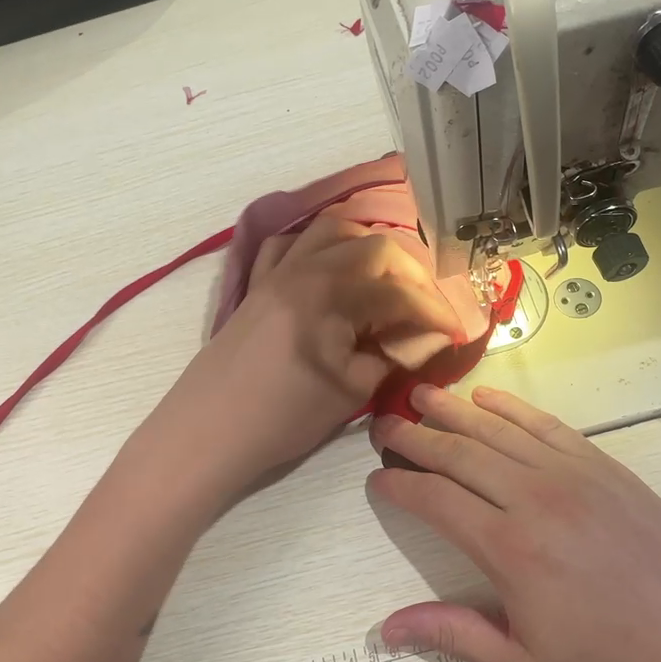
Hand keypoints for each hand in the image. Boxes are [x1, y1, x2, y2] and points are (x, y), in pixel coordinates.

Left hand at [145, 216, 462, 495]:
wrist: (207, 431)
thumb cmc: (281, 418)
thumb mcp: (350, 393)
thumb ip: (393, 356)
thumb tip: (428, 337)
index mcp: (330, 296)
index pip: (399, 292)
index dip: (433, 311)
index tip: (453, 332)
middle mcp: (304, 269)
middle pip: (372, 246)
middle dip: (409, 272)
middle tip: (424, 306)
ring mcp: (276, 271)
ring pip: (331, 230)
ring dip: (366, 246)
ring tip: (385, 281)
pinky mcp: (257, 283)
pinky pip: (289, 243)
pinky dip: (317, 245)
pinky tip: (330, 269)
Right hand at [368, 385, 660, 661]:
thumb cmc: (608, 659)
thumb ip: (453, 634)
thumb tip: (385, 629)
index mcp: (508, 550)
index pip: (433, 499)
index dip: (398, 485)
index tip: (375, 479)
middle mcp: (533, 498)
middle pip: (457, 453)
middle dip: (413, 436)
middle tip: (383, 425)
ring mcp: (571, 474)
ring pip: (497, 430)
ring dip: (453, 410)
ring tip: (421, 395)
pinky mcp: (602, 464)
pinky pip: (545, 425)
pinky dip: (510, 408)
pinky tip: (485, 398)